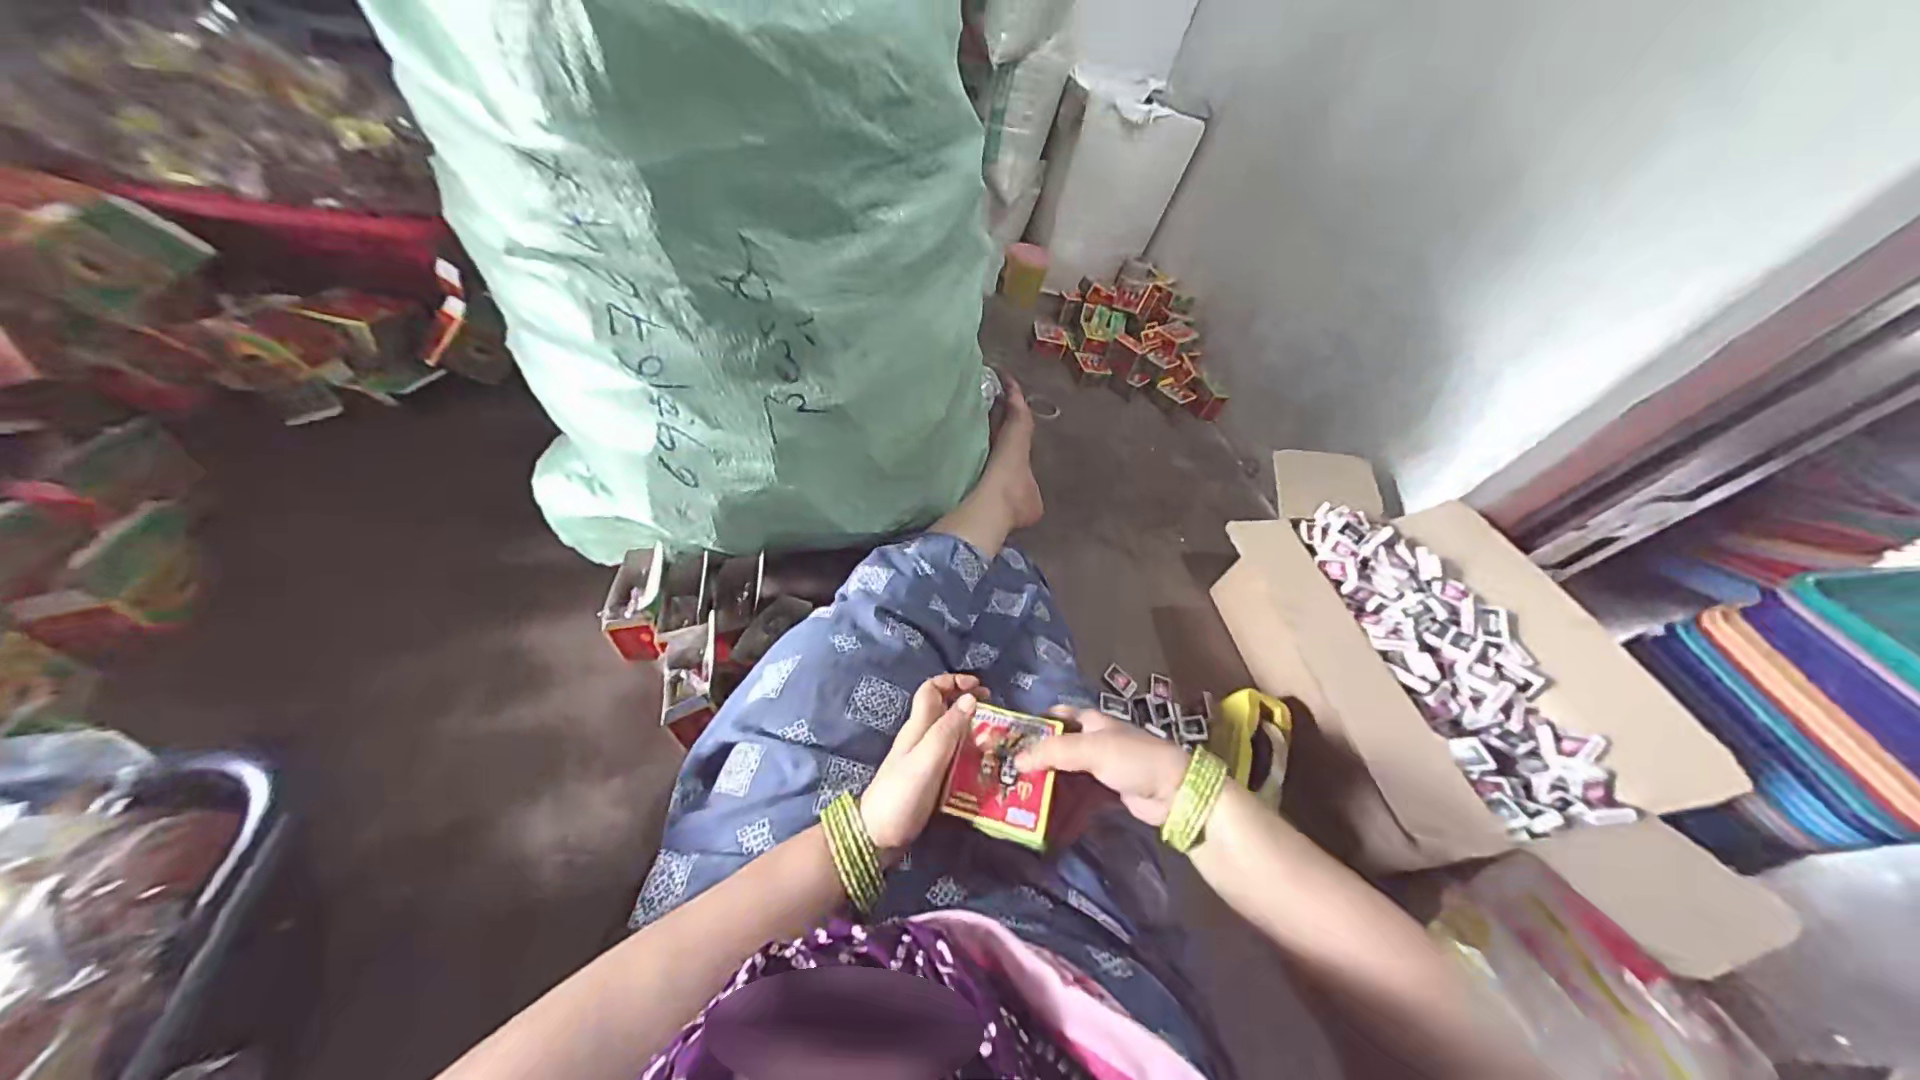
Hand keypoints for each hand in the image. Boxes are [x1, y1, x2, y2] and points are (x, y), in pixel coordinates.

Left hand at [859, 674, 982, 853]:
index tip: (979, 687)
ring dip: (972, 727)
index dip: (953, 681)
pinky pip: (953, 755)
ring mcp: (924, 759)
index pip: (931, 690)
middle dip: (968, 702)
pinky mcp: (930, 779)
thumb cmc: (901, 794)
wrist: (877, 836)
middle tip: (994, 710)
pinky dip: (969, 751)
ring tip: (996, 737)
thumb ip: (947, 729)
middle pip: (943, 708)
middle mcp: (921, 737)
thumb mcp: (926, 759)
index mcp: (917, 726)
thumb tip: (970, 698)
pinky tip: (985, 763)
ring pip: (950, 732)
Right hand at [1016, 707, 1191, 826]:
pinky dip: (1059, 794)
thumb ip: (1052, 752)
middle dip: (1035, 754)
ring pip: (1064, 768)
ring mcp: (1098, 765)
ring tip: (1015, 788)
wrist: (1172, 792)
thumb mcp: (1090, 748)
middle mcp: (1092, 739)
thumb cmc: (1132, 758)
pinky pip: (1075, 789)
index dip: (1033, 724)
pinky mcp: (1103, 789)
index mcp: (1090, 720)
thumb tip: (1016, 759)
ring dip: (1045, 777)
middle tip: (1005, 769)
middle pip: (1057, 744)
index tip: (1008, 739)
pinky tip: (1040, 804)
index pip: (1055, 716)